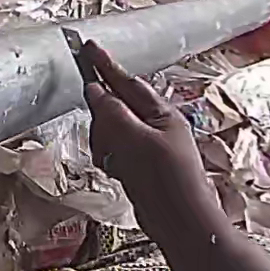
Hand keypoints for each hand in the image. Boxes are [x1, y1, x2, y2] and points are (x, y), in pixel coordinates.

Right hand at [78, 40, 216, 227]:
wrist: (181, 224)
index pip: (127, 82)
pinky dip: (107, 158)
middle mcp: (154, 125)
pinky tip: (115, 170)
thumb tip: (94, 89)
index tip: (88, 46)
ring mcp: (145, 145)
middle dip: (102, 121)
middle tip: (105, 139)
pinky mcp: (137, 163)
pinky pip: (110, 149)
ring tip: (113, 161)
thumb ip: (112, 113)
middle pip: (113, 108)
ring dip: (104, 143)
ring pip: (108, 130)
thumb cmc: (164, 179)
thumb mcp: (136, 141)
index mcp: (161, 114)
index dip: (106, 65)